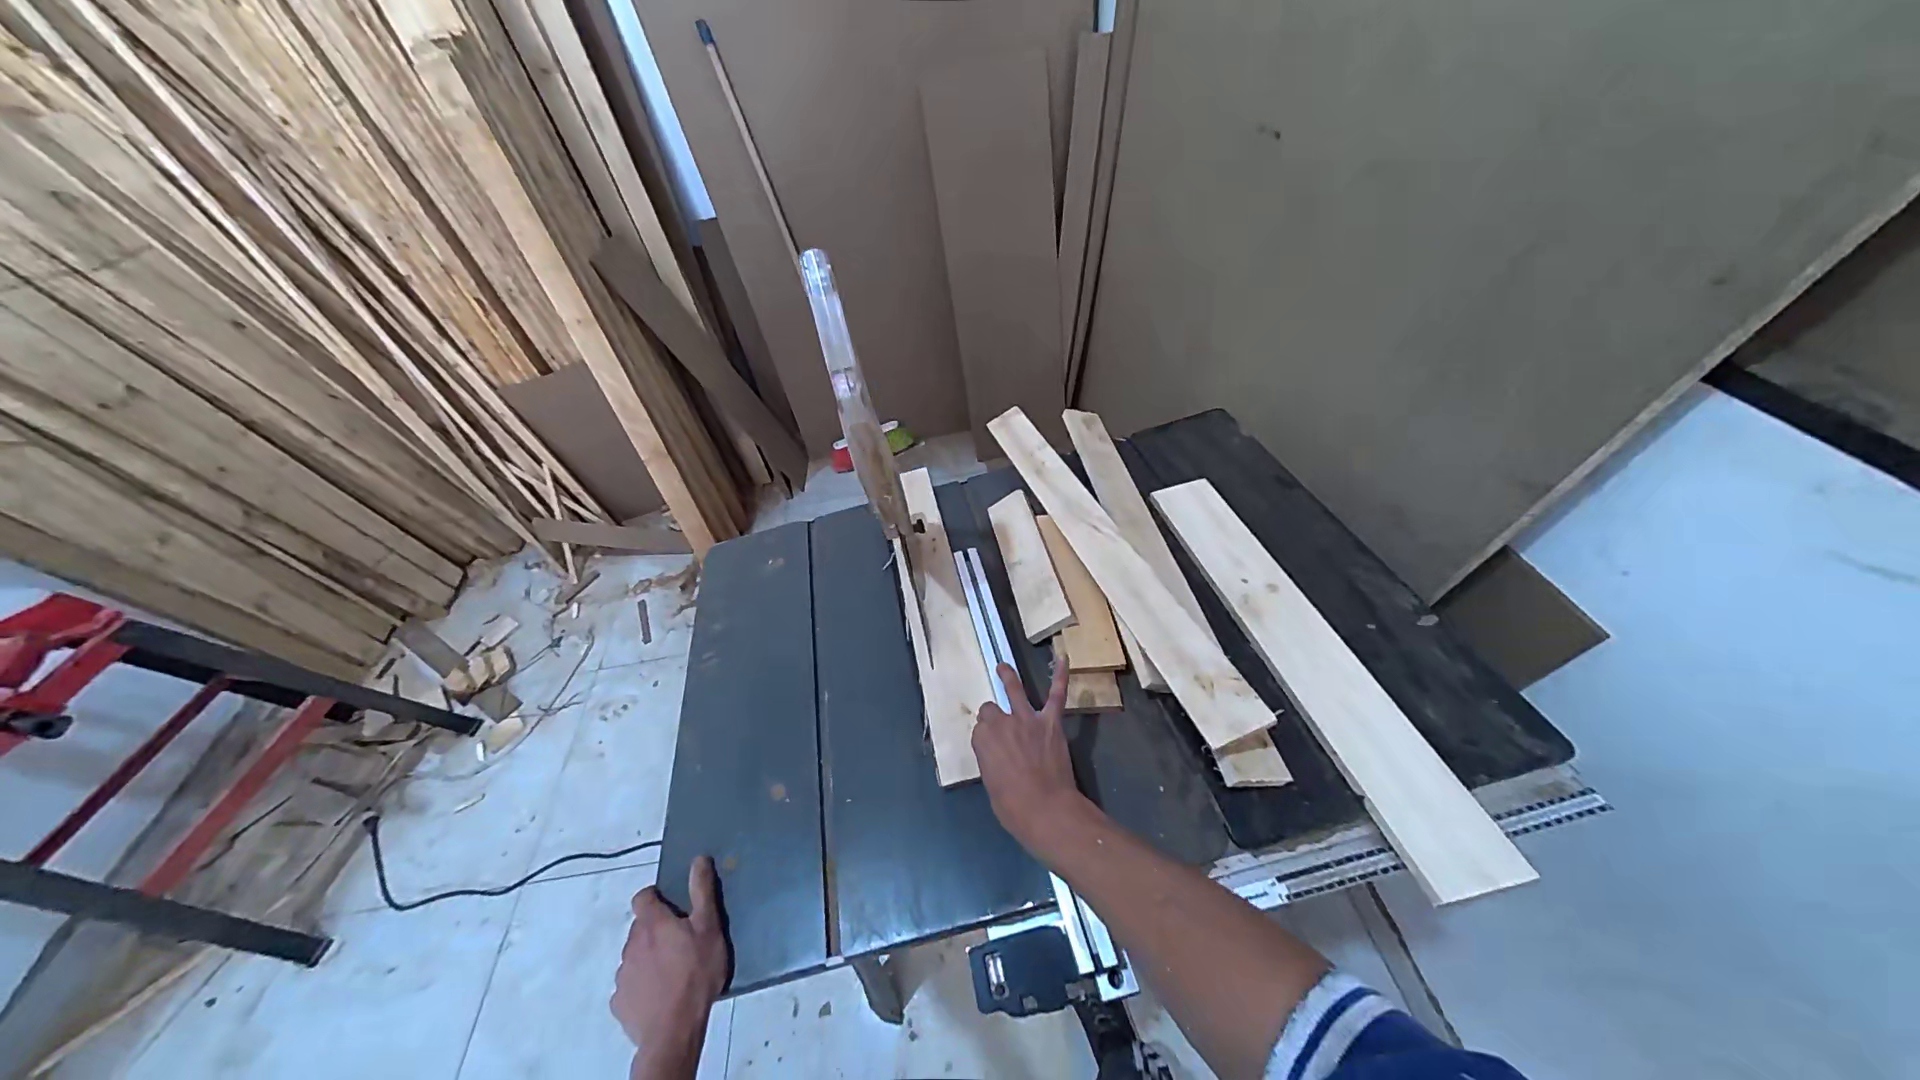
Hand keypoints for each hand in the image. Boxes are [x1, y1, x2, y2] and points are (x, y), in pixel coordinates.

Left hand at [613, 856, 728, 1078]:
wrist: (673, 1030)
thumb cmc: (696, 972)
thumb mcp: (709, 927)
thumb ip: (702, 891)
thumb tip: (698, 859)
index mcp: (652, 923)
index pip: (642, 897)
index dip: (655, 897)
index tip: (671, 905)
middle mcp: (631, 944)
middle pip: (640, 927)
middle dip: (656, 929)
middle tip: (681, 940)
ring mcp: (622, 975)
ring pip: (634, 956)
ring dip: (648, 956)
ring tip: (672, 970)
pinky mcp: (619, 1002)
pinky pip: (630, 984)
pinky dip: (641, 984)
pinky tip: (659, 994)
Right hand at [972, 660, 1084, 851]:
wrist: (1047, 809)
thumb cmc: (1013, 807)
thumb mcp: (991, 784)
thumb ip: (993, 761)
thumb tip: (1001, 755)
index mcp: (982, 740)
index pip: (980, 729)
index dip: (986, 738)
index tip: (992, 749)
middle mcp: (1001, 723)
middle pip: (992, 710)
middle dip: (994, 716)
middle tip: (1001, 730)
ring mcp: (1027, 719)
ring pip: (1015, 691)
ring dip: (1008, 677)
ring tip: (1003, 667)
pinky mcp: (1051, 722)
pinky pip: (1056, 695)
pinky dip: (1060, 676)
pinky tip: (1062, 658)